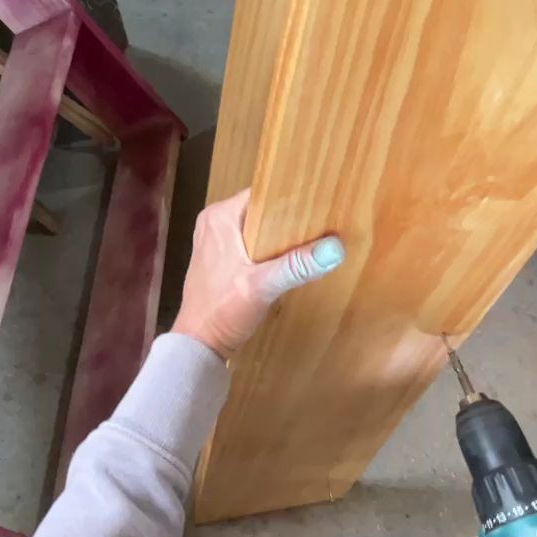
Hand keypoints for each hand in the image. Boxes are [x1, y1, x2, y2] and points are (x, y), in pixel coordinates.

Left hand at [170, 190, 343, 360]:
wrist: (199, 344)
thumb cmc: (223, 310)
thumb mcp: (262, 286)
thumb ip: (296, 266)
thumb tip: (336, 248)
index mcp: (220, 216)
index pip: (263, 193)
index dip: (291, 197)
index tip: (322, 202)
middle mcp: (215, 220)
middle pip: (262, 209)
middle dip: (290, 217)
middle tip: (325, 221)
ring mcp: (216, 238)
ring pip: (258, 226)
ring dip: (282, 234)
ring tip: (315, 236)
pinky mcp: (221, 255)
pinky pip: (252, 241)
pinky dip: (270, 247)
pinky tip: (293, 256)